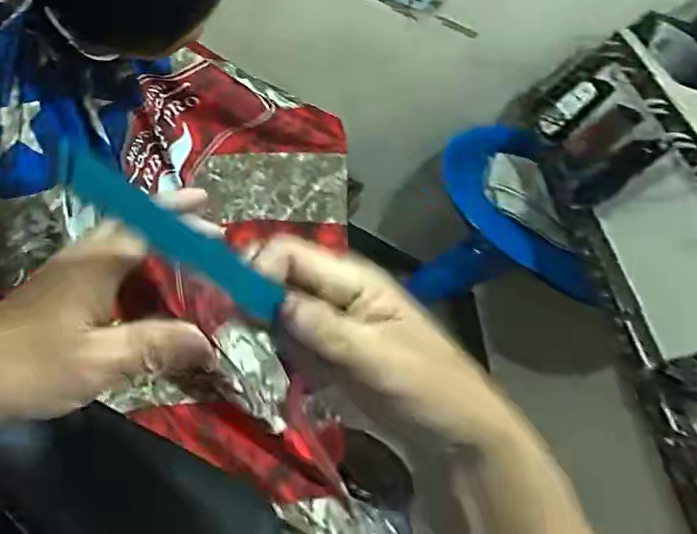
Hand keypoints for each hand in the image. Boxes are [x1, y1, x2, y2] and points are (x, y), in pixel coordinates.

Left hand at [0, 191, 216, 465]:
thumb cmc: (36, 367)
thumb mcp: (100, 363)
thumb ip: (153, 347)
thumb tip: (206, 340)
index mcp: (94, 264)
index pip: (146, 229)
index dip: (180, 220)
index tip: (210, 213)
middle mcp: (81, 255)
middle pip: (130, 221)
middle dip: (166, 215)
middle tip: (202, 215)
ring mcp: (64, 267)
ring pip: (113, 235)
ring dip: (148, 232)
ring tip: (178, 241)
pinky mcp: (55, 284)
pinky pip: (102, 254)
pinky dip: (130, 253)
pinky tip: (136, 277)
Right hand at [249, 234, 524, 451]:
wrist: (462, 443)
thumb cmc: (430, 388)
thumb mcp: (379, 357)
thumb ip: (325, 328)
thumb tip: (272, 302)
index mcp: (351, 277)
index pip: (290, 252)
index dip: (260, 267)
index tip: (240, 301)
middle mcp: (333, 290)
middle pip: (277, 275)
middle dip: (252, 295)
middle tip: (233, 325)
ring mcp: (327, 321)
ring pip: (275, 307)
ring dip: (258, 324)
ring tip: (247, 348)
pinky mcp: (323, 350)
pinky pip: (285, 338)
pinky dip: (272, 348)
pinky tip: (269, 365)